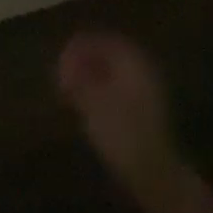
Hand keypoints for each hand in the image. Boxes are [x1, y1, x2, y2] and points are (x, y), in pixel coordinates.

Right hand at [57, 31, 187, 204]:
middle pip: (112, 56)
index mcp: (134, 66)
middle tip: (62, 72)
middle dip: (86, 60)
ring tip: (68, 87)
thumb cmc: (121, 133)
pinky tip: (85, 103)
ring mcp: (146, 94)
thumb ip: (79, 78)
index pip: (107, 42)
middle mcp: (143, 74)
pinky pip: (118, 89)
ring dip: (92, 75)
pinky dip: (99, 90)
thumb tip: (66, 62)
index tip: (61, 54)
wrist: (152, 170)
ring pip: (115, 74)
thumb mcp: (93, 103)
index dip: (83, 45)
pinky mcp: (143, 113)